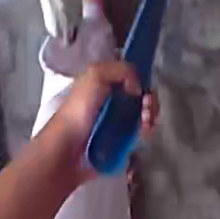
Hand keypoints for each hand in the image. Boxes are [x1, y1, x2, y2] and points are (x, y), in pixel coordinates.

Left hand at [33, 60, 160, 182]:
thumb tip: (139, 86)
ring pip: (144, 112)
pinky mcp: (122, 141)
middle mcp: (113, 99)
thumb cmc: (80, 107)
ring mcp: (118, 120)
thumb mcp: (97, 75)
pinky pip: (141, 132)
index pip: (132, 74)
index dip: (142, 78)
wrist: (68, 149)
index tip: (145, 86)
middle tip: (147, 106)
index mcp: (104, 81)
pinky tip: (146, 131)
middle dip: (150, 99)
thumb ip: (122, 69)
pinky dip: (148, 130)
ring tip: (146, 122)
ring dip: (151, 115)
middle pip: (141, 94)